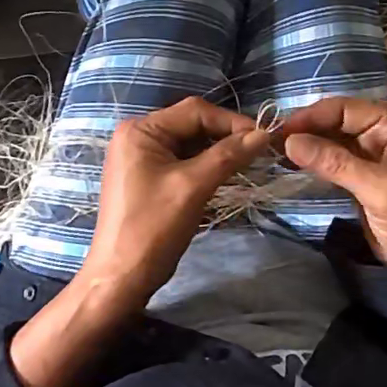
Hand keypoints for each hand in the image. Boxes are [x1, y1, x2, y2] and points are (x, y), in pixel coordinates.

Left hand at [10, 98, 266, 386]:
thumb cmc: (153, 227)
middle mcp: (136, 135)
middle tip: (261, 152)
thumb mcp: (192, 187)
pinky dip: (204, 164)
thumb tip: (263, 134)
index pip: (193, 111)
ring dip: (217, 151)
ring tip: (249, 163)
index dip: (231, 121)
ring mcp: (139, 156)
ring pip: (187, 143)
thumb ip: (227, 156)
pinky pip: (180, 160)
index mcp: (140, 130)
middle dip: (225, 135)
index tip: (265, 138)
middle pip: (190, 124)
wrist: (121, 274)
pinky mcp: (145, 176)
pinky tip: (226, 174)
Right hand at [279, 97, 386, 264]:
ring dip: (303, 142)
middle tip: (272, 141)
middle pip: (334, 119)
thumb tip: (289, 141)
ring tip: (274, 150)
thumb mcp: (379, 190)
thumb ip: (335, 163)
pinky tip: (288, 161)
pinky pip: (328, 154)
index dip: (311, 116)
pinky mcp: (357, 168)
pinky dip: (309, 156)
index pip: (346, 109)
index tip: (281, 130)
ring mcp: (370, 149)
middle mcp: (383, 130)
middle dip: (304, 129)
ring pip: (328, 136)